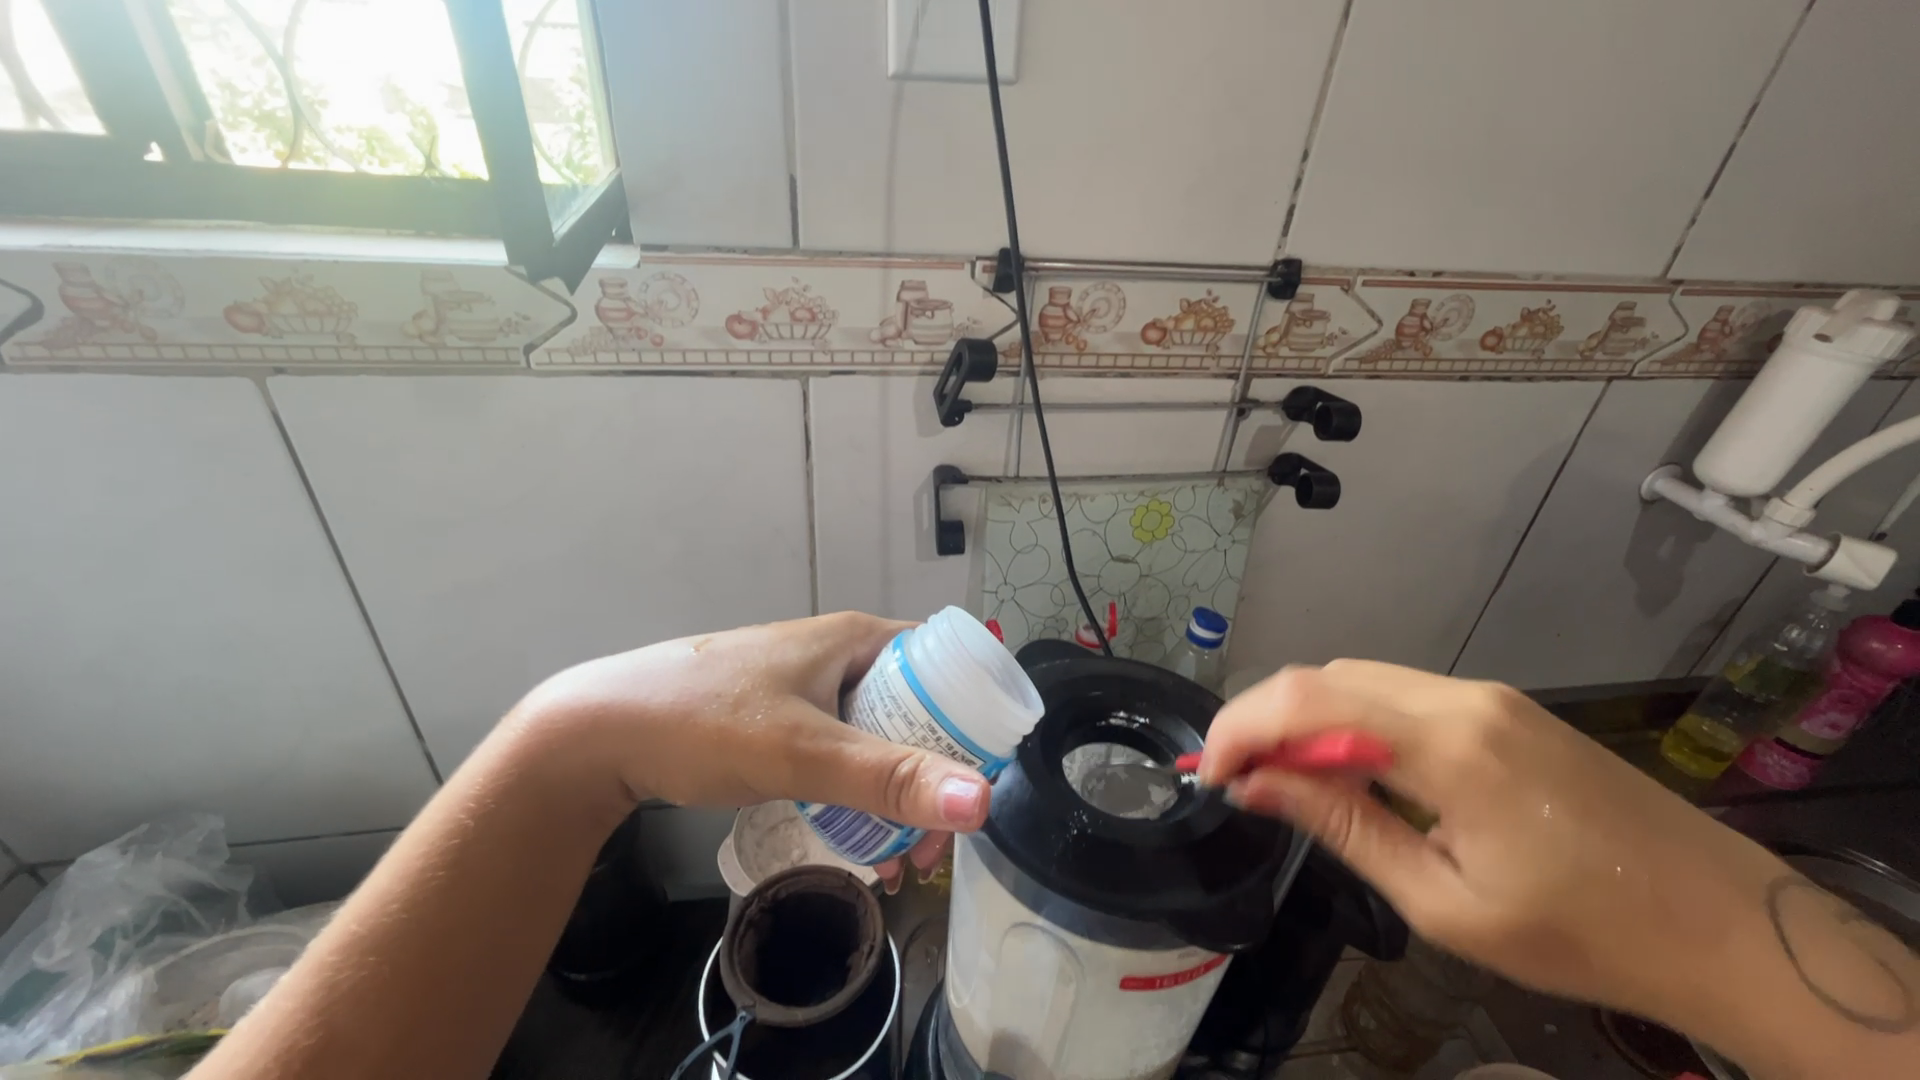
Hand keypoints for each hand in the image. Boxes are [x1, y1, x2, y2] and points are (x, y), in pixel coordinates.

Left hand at [512, 612, 989, 890]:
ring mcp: (806, 689)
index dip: (973, 719)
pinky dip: (858, 795)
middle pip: (914, 713)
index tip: (979, 780)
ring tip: (899, 861)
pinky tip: (856, 843)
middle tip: (935, 842)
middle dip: (933, 777)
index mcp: (856, 639)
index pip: (945, 665)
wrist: (598, 733)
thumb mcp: (805, 752)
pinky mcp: (780, 722)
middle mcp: (838, 656)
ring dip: (895, 795)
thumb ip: (890, 778)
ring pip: (876, 739)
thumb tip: (982, 803)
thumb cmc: (706, 722)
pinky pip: (840, 755)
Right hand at [1197, 661, 1787, 1017]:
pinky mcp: (1499, 706)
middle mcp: (1462, 696)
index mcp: (1450, 744)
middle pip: (1324, 676)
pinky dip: (1347, 720)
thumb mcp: (1444, 899)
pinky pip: (1396, 694)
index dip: (1239, 727)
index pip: (1307, 701)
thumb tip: (1254, 785)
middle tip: (1239, 781)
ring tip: (1283, 779)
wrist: (1732, 927)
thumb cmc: (1583, 936)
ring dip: (1302, 719)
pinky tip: (1345, 767)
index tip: (1208, 774)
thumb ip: (1341, 825)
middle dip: (1262, 719)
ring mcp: (1485, 694)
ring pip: (1356, 678)